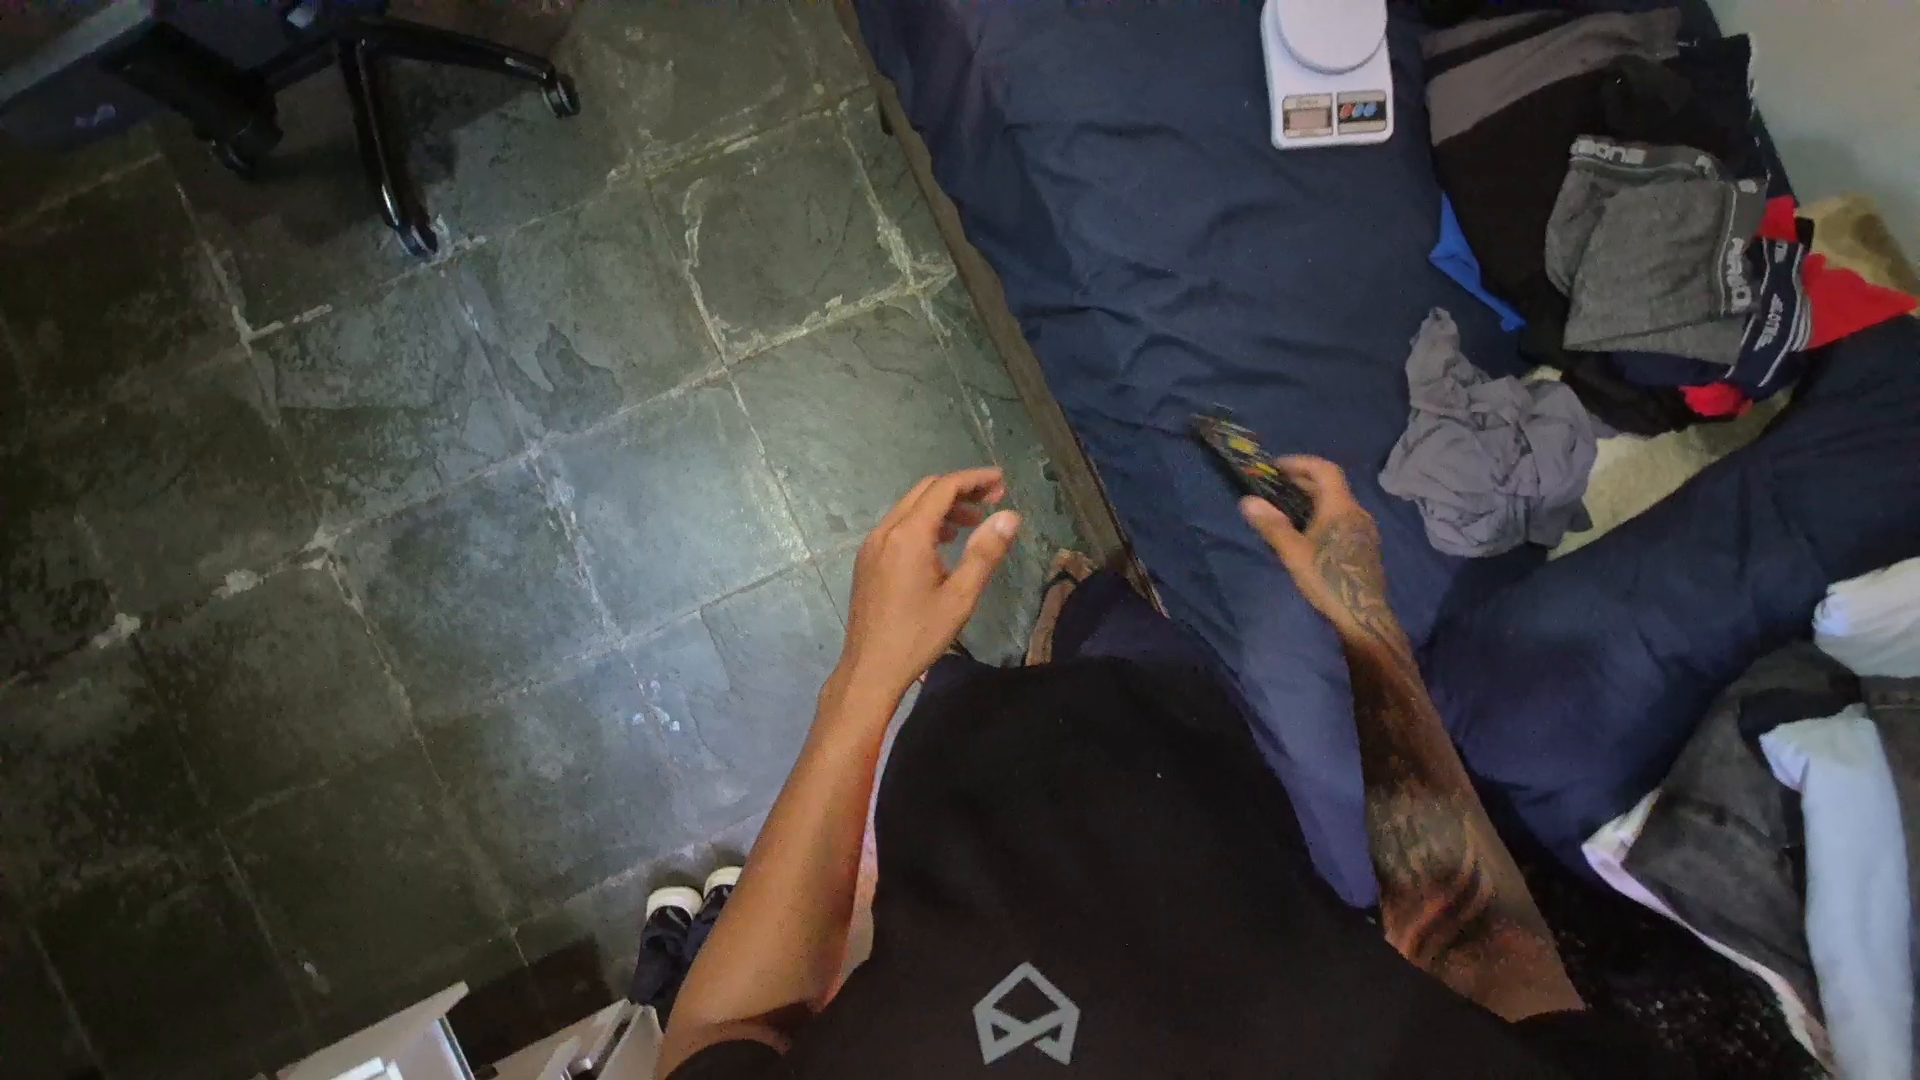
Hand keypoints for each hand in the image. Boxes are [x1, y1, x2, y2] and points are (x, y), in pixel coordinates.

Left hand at [835, 468, 1022, 699]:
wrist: (870, 668)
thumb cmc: (919, 635)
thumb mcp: (960, 597)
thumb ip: (985, 552)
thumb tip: (1010, 516)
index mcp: (908, 536)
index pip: (944, 488)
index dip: (975, 480)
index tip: (1002, 482)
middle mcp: (885, 531)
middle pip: (925, 491)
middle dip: (961, 490)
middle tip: (994, 500)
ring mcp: (872, 545)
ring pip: (910, 508)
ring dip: (943, 507)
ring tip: (975, 524)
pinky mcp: (867, 560)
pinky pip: (898, 526)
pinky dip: (924, 523)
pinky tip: (943, 545)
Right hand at [1239, 456, 1402, 648]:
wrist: (1362, 616)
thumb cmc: (1327, 579)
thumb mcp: (1293, 553)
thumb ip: (1271, 525)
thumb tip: (1247, 501)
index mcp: (1341, 508)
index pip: (1324, 470)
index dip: (1300, 463)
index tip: (1275, 467)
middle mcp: (1356, 513)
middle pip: (1330, 486)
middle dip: (1301, 481)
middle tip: (1274, 487)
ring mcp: (1363, 530)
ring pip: (1336, 503)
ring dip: (1311, 498)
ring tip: (1285, 507)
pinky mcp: (1363, 546)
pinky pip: (1340, 518)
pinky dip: (1321, 513)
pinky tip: (1306, 530)